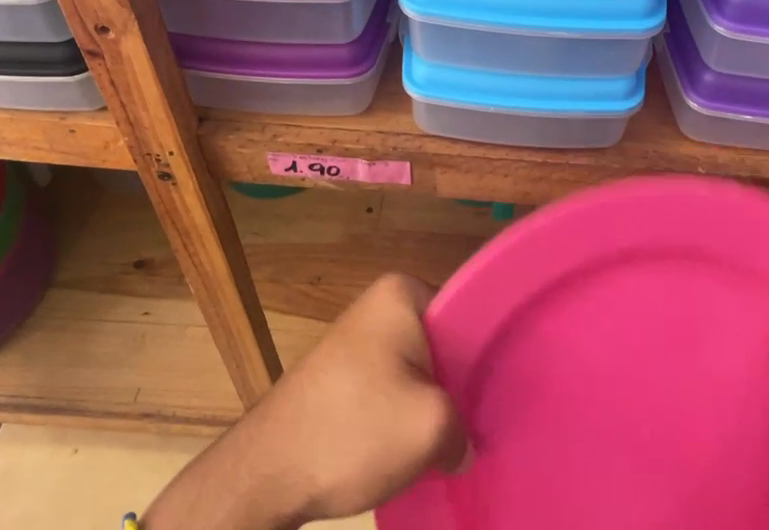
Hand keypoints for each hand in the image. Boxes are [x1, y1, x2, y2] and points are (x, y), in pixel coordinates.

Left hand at [143, 274, 466, 529]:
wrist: (265, 475)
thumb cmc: (353, 432)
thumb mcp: (433, 427)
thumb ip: (466, 427)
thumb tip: (460, 444)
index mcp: (402, 293)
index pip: (467, 313)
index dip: (487, 355)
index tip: (503, 393)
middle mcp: (379, 306)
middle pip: (444, 344)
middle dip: (459, 384)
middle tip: (484, 421)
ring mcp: (358, 343)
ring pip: (420, 373)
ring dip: (432, 407)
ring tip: (454, 441)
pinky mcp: (343, 379)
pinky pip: (393, 391)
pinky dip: (404, 420)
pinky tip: (416, 451)